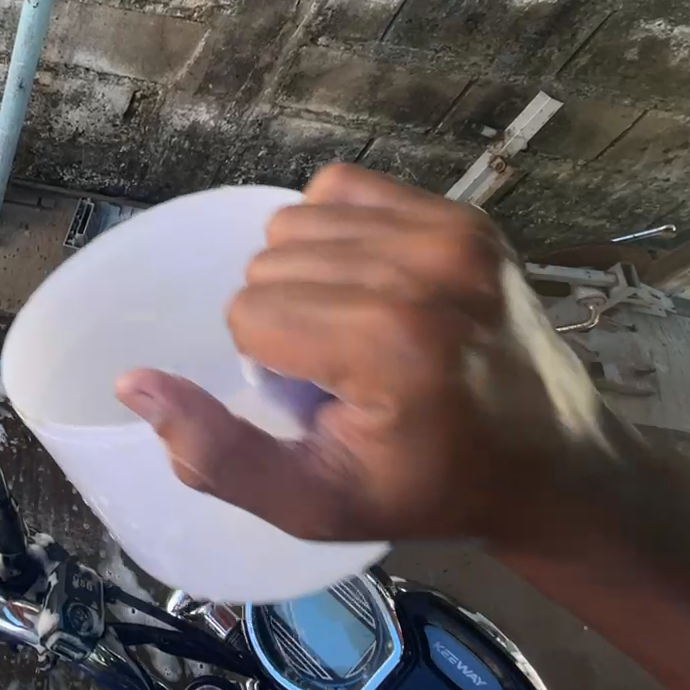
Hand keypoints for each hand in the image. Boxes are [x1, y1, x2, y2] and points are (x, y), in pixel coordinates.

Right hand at [115, 164, 627, 550]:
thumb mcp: (310, 501)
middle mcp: (425, 271)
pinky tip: (364, 278)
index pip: (249, 315)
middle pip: (267, 265)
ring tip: (352, 324)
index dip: (267, 363)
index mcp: (391, 346)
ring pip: (291, 225)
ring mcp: (450, 232)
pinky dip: (329, 231)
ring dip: (301, 275)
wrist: (557, 463)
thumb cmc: (427, 487)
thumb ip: (214, 453)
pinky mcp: (460, 212)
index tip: (322, 396)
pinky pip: (335, 188)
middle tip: (339, 367)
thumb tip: (132, 382)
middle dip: (282, 318)